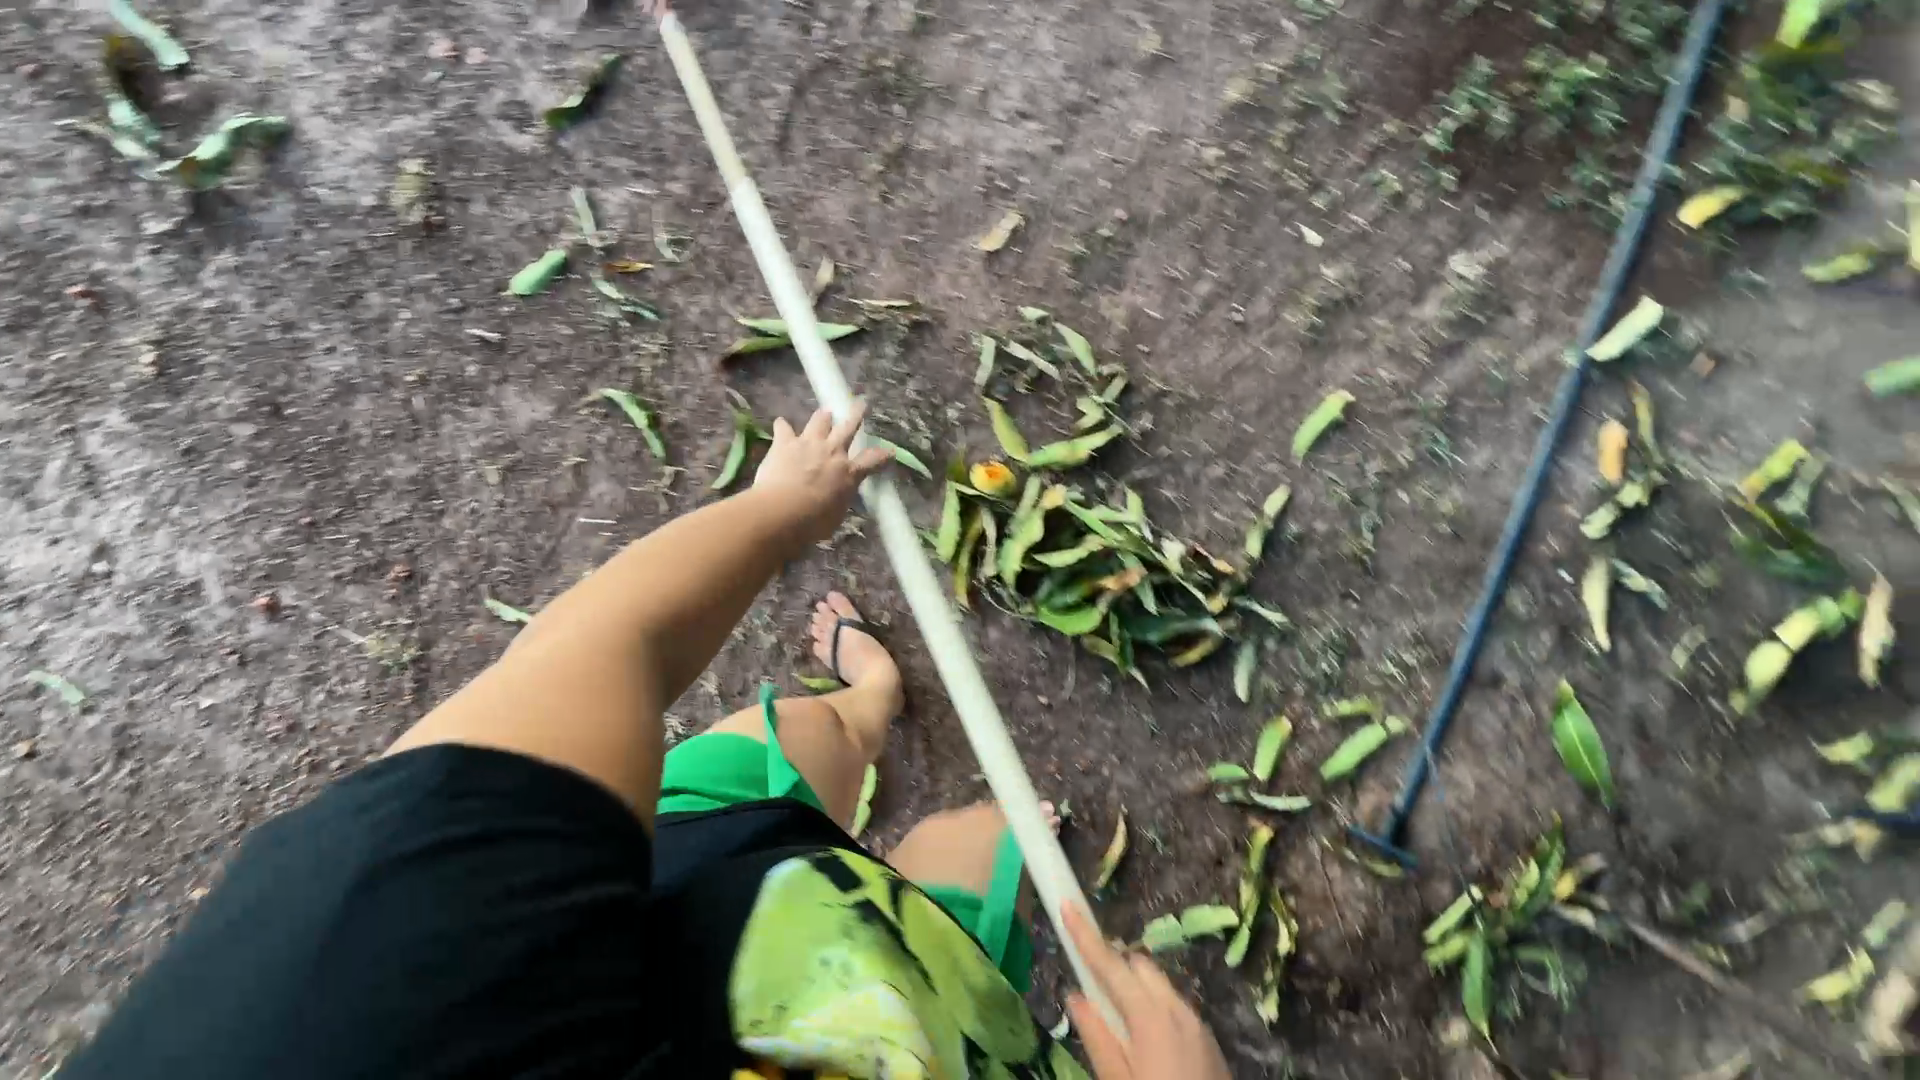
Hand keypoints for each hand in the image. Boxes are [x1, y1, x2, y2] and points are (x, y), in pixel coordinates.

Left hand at [752, 401, 893, 546]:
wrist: (783, 511)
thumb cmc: (813, 522)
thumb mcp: (836, 515)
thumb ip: (839, 500)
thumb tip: (838, 498)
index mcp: (849, 473)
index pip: (872, 460)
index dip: (883, 455)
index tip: (890, 451)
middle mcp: (832, 452)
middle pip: (848, 427)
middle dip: (856, 414)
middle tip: (861, 403)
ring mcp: (809, 444)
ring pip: (819, 421)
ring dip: (823, 416)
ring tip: (825, 412)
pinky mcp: (785, 443)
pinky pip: (784, 428)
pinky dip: (783, 426)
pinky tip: (780, 423)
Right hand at [1063, 906, 1232, 1079]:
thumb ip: (1097, 1037)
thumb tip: (1076, 997)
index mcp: (1150, 1017)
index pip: (1110, 965)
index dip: (1085, 936)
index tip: (1068, 906)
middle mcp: (1177, 1008)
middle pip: (1138, 966)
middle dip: (1113, 965)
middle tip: (1090, 983)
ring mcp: (1197, 1023)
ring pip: (1158, 985)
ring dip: (1135, 987)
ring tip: (1116, 1018)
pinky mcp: (1208, 1040)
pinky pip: (1175, 1006)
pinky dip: (1154, 1006)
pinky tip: (1145, 1039)